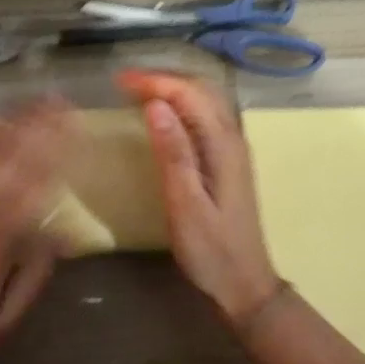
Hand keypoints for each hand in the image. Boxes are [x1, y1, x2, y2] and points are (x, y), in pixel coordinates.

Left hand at [0, 103, 75, 363]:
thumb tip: (61, 235)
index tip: (75, 131)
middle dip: (37, 128)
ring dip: (8, 126)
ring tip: (31, 103)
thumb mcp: (1, 324)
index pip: (34, 187)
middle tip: (59, 103)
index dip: (56, 155)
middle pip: (9, 161)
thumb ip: (32, 277)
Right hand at [117, 70, 282, 325]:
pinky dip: (182, 103)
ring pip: (205, 99)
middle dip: (163, 78)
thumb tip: (155, 105)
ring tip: (138, 90)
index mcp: (223, 145)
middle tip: (124, 82)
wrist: (245, 285)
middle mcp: (232, 137)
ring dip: (173, 87)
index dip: (154, 82)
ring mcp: (233, 147)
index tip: (118, 81)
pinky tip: (163, 113)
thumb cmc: (211, 250)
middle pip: (201, 89)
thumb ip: (174, 152)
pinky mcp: (227, 159)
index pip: (189, 94)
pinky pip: (205, 114)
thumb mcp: (185, 204)